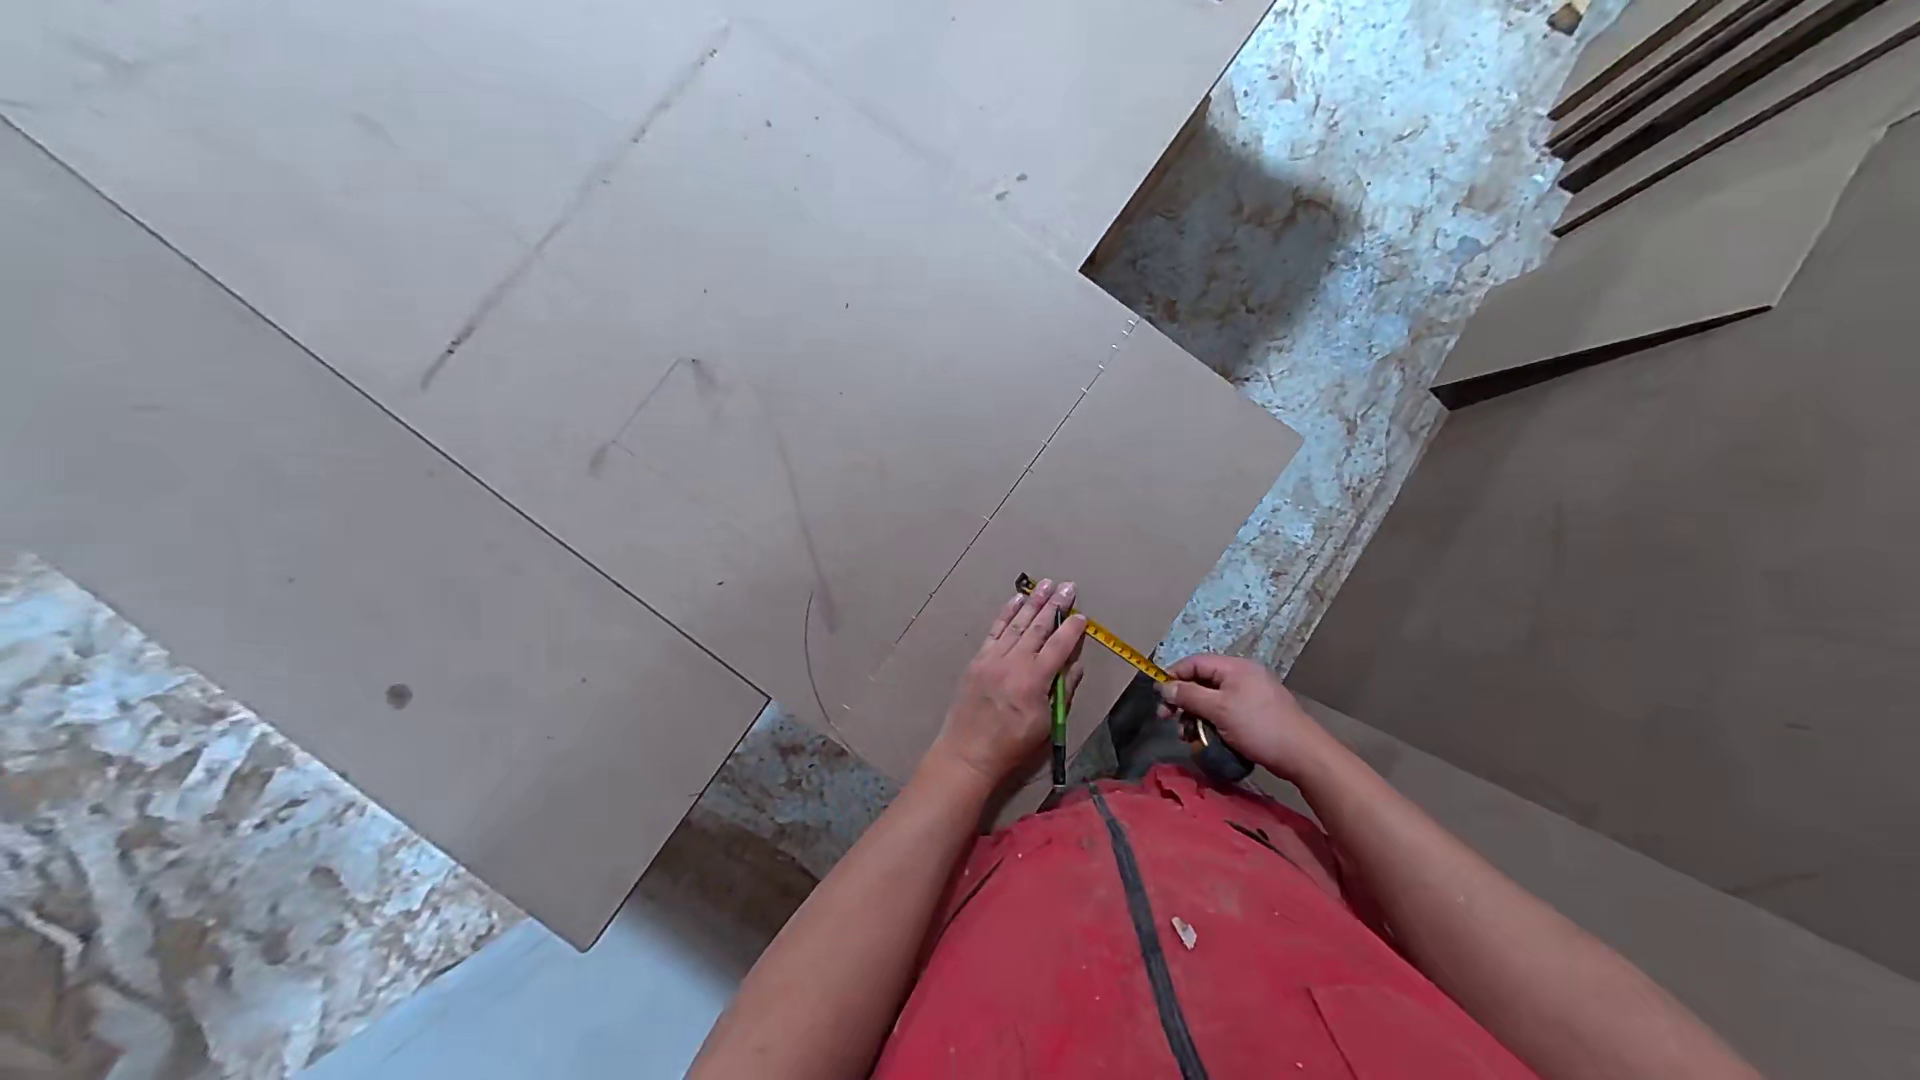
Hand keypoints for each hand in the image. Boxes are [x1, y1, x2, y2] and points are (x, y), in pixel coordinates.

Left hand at [926, 579, 1086, 788]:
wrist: (967, 753)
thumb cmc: (1012, 746)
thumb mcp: (1047, 725)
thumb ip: (1063, 691)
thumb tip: (1075, 665)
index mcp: (1033, 681)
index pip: (1058, 647)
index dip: (1072, 629)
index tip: (1082, 615)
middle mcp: (1012, 664)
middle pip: (1038, 628)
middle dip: (1055, 605)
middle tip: (1068, 586)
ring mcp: (992, 659)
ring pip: (1016, 623)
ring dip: (1033, 602)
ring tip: (1046, 584)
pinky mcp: (978, 660)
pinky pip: (995, 630)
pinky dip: (1006, 614)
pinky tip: (1016, 600)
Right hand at [1156, 654, 1338, 783]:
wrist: (1304, 755)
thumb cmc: (1259, 727)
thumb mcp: (1219, 710)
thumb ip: (1189, 695)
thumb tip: (1164, 686)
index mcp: (1235, 667)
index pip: (1195, 663)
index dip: (1173, 676)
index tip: (1160, 697)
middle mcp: (1242, 675)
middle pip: (1202, 681)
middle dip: (1183, 700)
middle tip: (1168, 719)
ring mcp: (1251, 694)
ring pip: (1212, 699)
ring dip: (1195, 715)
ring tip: (1187, 735)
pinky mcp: (1256, 713)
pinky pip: (1225, 711)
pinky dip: (1211, 722)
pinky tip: (1206, 738)